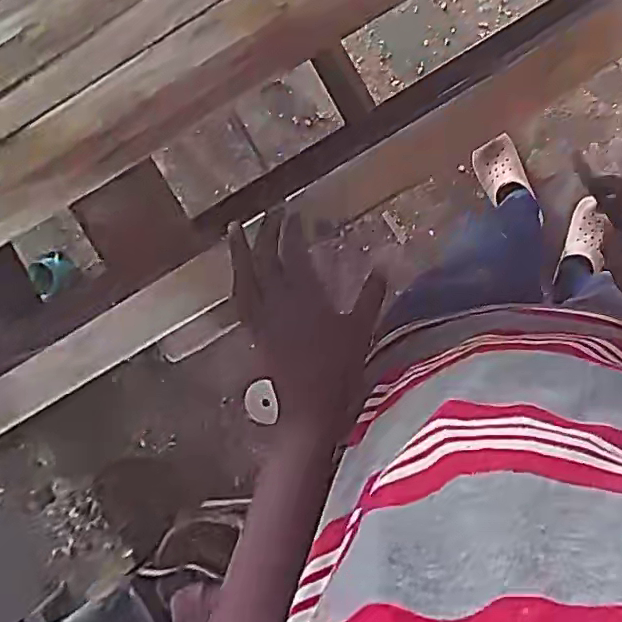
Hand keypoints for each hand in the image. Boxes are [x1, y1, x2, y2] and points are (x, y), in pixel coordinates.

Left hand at [229, 211, 387, 450]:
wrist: (309, 409)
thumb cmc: (340, 369)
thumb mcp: (362, 328)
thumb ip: (372, 294)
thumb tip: (386, 263)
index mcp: (305, 296)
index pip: (294, 253)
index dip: (292, 230)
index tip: (294, 211)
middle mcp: (278, 302)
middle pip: (265, 258)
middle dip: (266, 231)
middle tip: (271, 211)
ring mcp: (261, 318)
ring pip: (244, 276)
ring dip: (239, 250)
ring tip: (235, 229)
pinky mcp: (254, 333)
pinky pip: (240, 299)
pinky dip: (237, 280)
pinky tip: (237, 274)